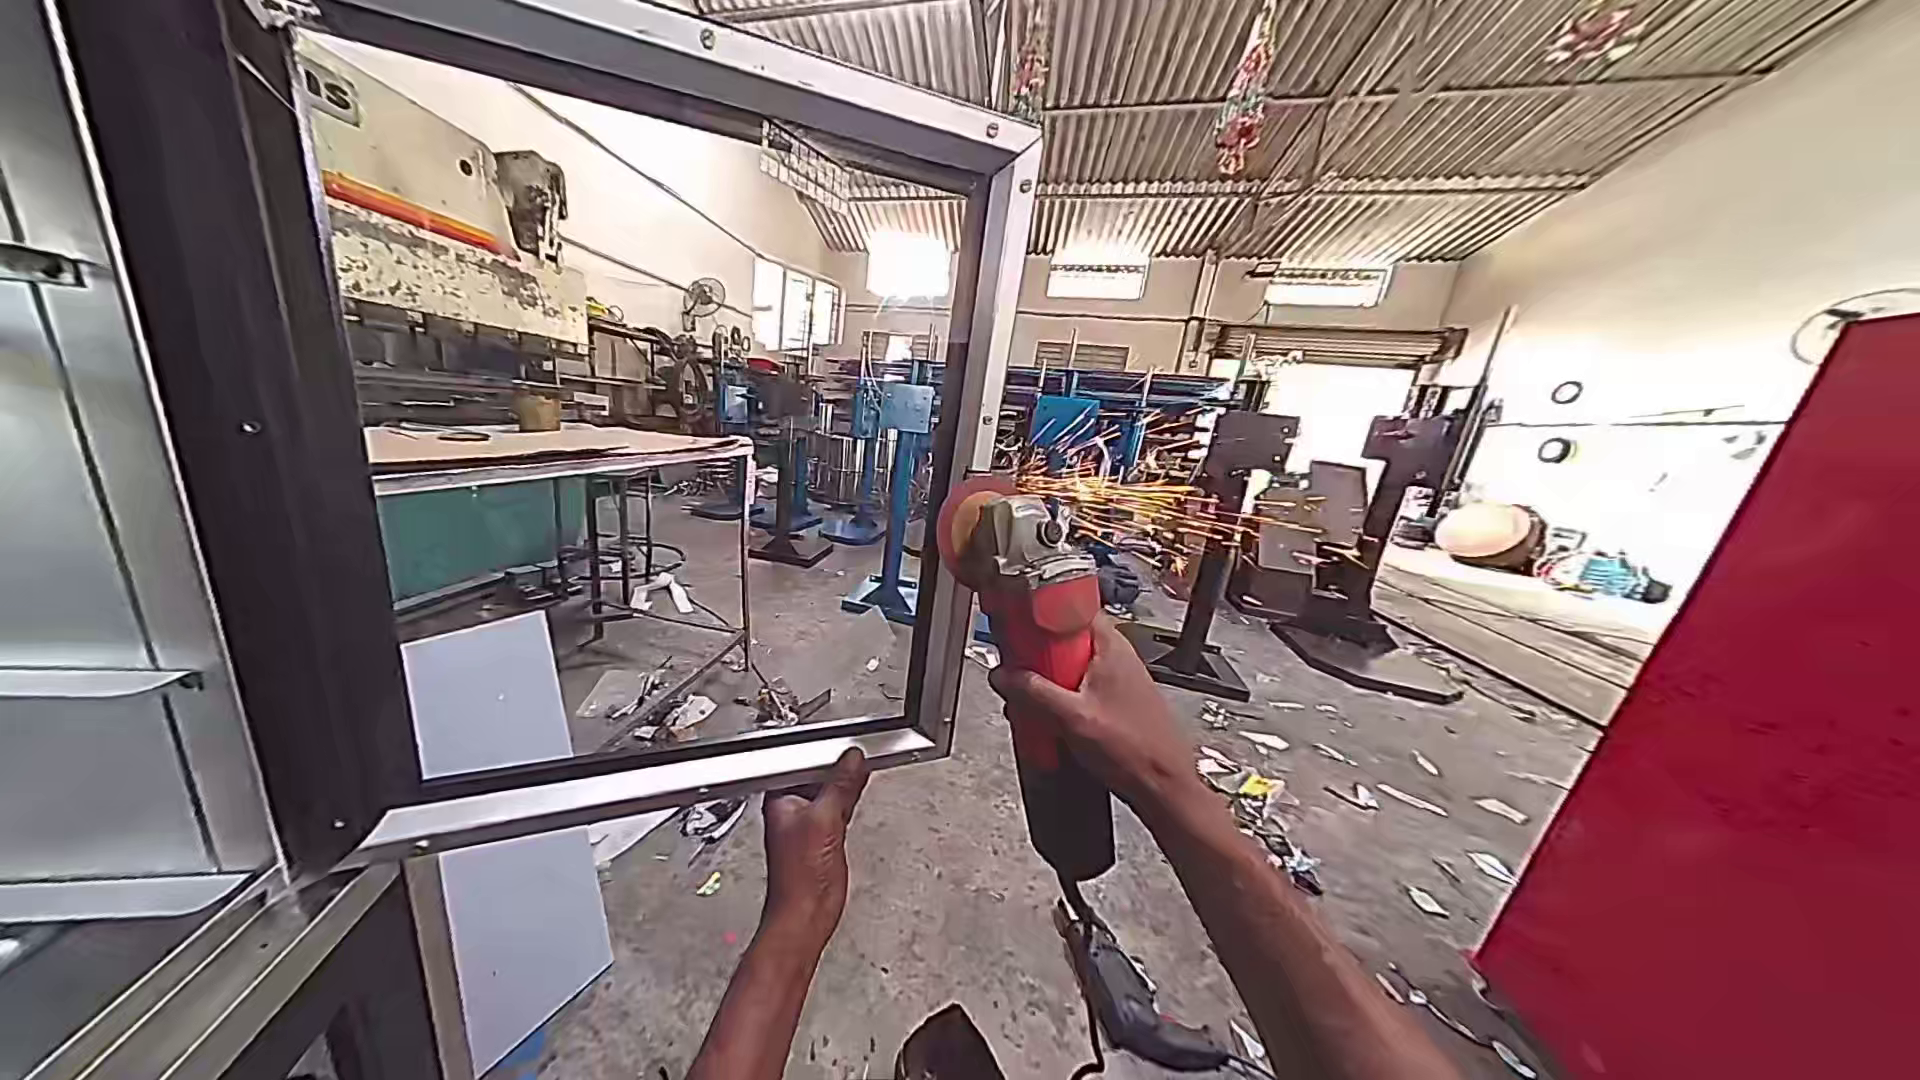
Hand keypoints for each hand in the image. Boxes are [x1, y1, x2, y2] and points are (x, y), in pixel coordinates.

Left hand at [760, 748, 870, 945]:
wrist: (807, 914)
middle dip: (838, 764)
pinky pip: (841, 803)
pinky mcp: (826, 832)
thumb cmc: (797, 878)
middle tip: (858, 751)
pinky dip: (852, 794)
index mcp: (780, 798)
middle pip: (819, 773)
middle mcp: (793, 807)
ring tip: (863, 763)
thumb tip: (852, 760)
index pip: (803, 762)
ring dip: (847, 778)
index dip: (824, 752)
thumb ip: (840, 786)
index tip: (844, 744)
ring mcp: (810, 820)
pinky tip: (861, 783)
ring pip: (832, 787)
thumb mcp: (824, 818)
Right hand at [987, 616, 1203, 820]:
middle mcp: (1113, 654)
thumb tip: (1004, 675)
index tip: (1016, 623)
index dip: (1040, 610)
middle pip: (1062, 638)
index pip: (1069, 604)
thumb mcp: (1072, 718)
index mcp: (1109, 645)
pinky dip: (1058, 698)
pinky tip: (1049, 721)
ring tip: (1031, 705)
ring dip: (1044, 682)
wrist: (1164, 788)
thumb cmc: (1135, 750)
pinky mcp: (1110, 698)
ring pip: (1066, 665)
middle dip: (1036, 656)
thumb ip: (1033, 693)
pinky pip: (1075, 686)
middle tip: (1018, 674)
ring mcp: (1112, 676)